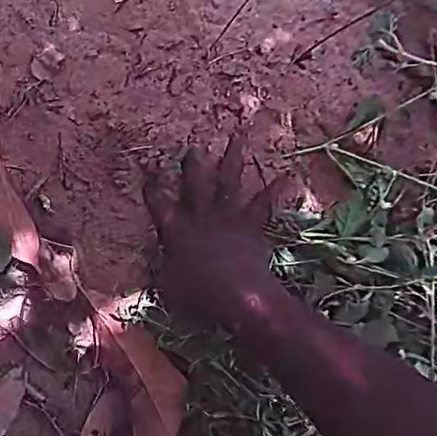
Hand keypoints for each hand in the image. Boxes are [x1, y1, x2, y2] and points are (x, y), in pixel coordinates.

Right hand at [145, 134, 287, 329]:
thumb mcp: (167, 285)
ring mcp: (227, 219)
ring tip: (237, 138)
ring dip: (233, 160)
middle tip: (194, 148)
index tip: (149, 174)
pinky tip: (287, 175)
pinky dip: (276, 190)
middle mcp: (200, 217)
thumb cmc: (196, 295)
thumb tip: (152, 265)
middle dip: (193, 165)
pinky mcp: (251, 226)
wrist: (238, 296)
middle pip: (195, 184)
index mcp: (174, 230)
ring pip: (228, 183)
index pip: (158, 203)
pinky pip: (264, 204)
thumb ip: (160, 270)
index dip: (152, 189)